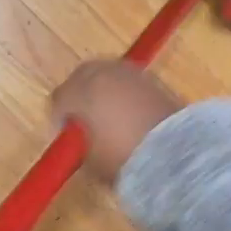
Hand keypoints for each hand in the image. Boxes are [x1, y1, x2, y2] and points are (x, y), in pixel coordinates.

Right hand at [52, 60, 184, 181]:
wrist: (171, 153)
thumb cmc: (122, 158)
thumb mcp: (89, 159)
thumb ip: (78, 143)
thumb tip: (78, 139)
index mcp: (81, 91)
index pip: (59, 99)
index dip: (60, 119)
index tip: (67, 137)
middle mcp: (102, 72)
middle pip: (82, 77)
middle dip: (80, 96)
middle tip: (86, 122)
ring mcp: (130, 72)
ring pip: (108, 76)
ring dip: (104, 92)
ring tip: (110, 118)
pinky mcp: (153, 78)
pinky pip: (130, 84)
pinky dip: (126, 95)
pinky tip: (131, 116)